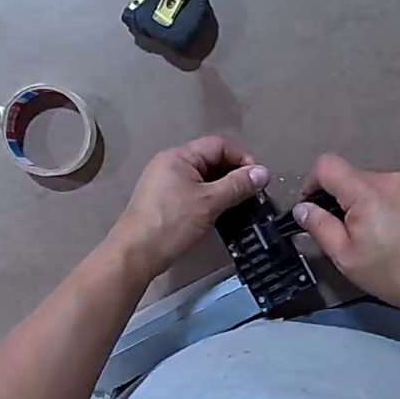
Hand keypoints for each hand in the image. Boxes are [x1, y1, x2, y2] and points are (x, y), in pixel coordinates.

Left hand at [105, 136, 268, 277]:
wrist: (136, 253)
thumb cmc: (172, 223)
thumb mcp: (209, 202)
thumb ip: (238, 185)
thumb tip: (264, 172)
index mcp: (179, 156)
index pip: (219, 145)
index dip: (242, 159)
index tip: (258, 180)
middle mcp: (170, 164)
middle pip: (211, 160)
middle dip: (234, 174)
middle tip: (252, 195)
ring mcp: (165, 183)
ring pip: (203, 178)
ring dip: (223, 188)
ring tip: (240, 205)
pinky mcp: (164, 202)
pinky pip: (193, 192)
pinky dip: (209, 199)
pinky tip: (220, 213)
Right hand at [292, 154, 399, 315]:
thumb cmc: (397, 274)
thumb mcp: (347, 258)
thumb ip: (320, 227)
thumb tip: (302, 208)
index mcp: (367, 192)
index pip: (327, 165)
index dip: (312, 183)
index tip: (311, 207)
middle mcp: (391, 178)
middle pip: (351, 175)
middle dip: (340, 198)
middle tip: (344, 233)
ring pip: (373, 183)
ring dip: (363, 203)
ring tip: (373, 237)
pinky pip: (394, 190)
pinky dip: (384, 205)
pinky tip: (395, 233)